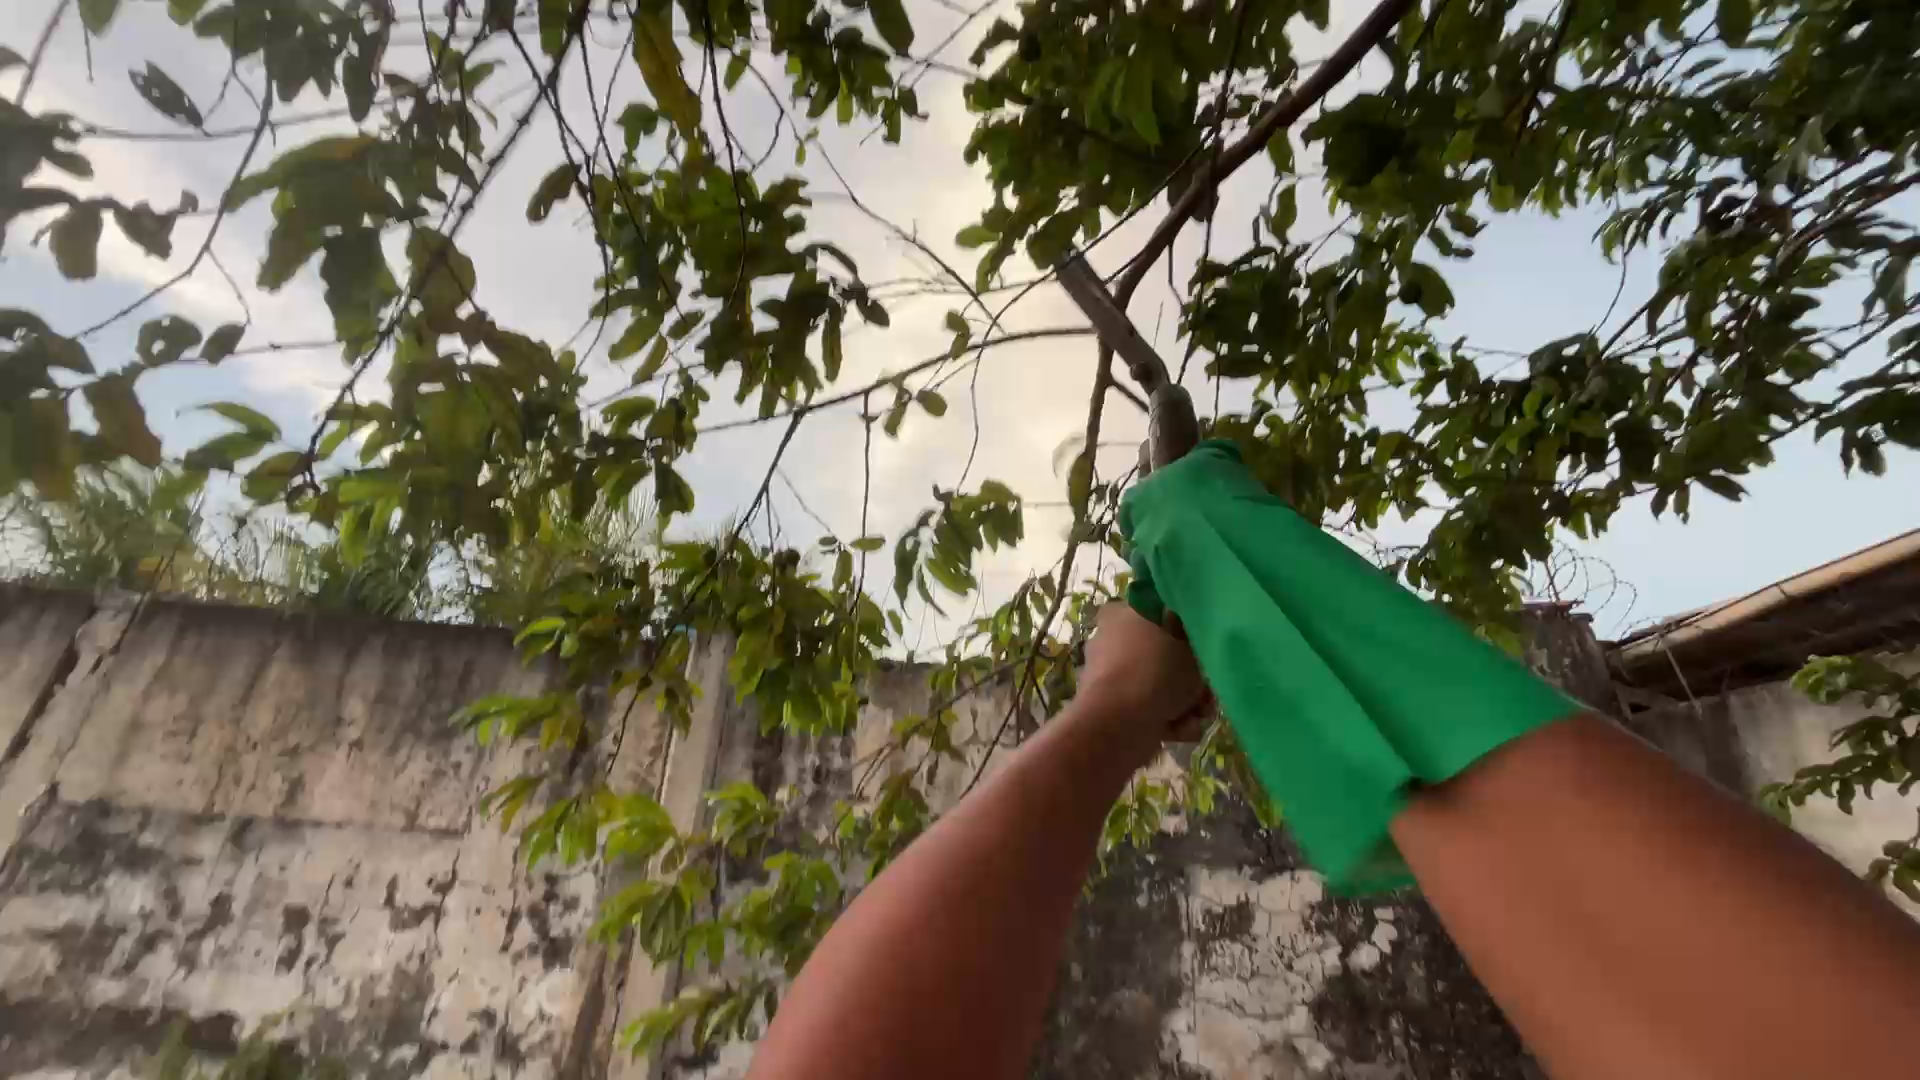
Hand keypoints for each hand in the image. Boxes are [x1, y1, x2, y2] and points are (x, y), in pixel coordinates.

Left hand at [1078, 603, 1208, 750]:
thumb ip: (1191, 636)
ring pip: (1160, 687)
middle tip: (1206, 689)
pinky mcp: (1114, 708)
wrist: (1119, 721)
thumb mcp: (1188, 644)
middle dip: (1191, 678)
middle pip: (1163, 656)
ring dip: (1186, 703)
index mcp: (1122, 614)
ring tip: (1199, 713)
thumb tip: (1185, 633)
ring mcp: (1112, 677)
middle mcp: (1112, 642)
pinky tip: (1181, 729)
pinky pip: (1151, 710)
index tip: (1199, 647)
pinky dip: (1170, 721)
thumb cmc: (1156, 670)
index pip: (1155, 611)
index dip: (1182, 630)